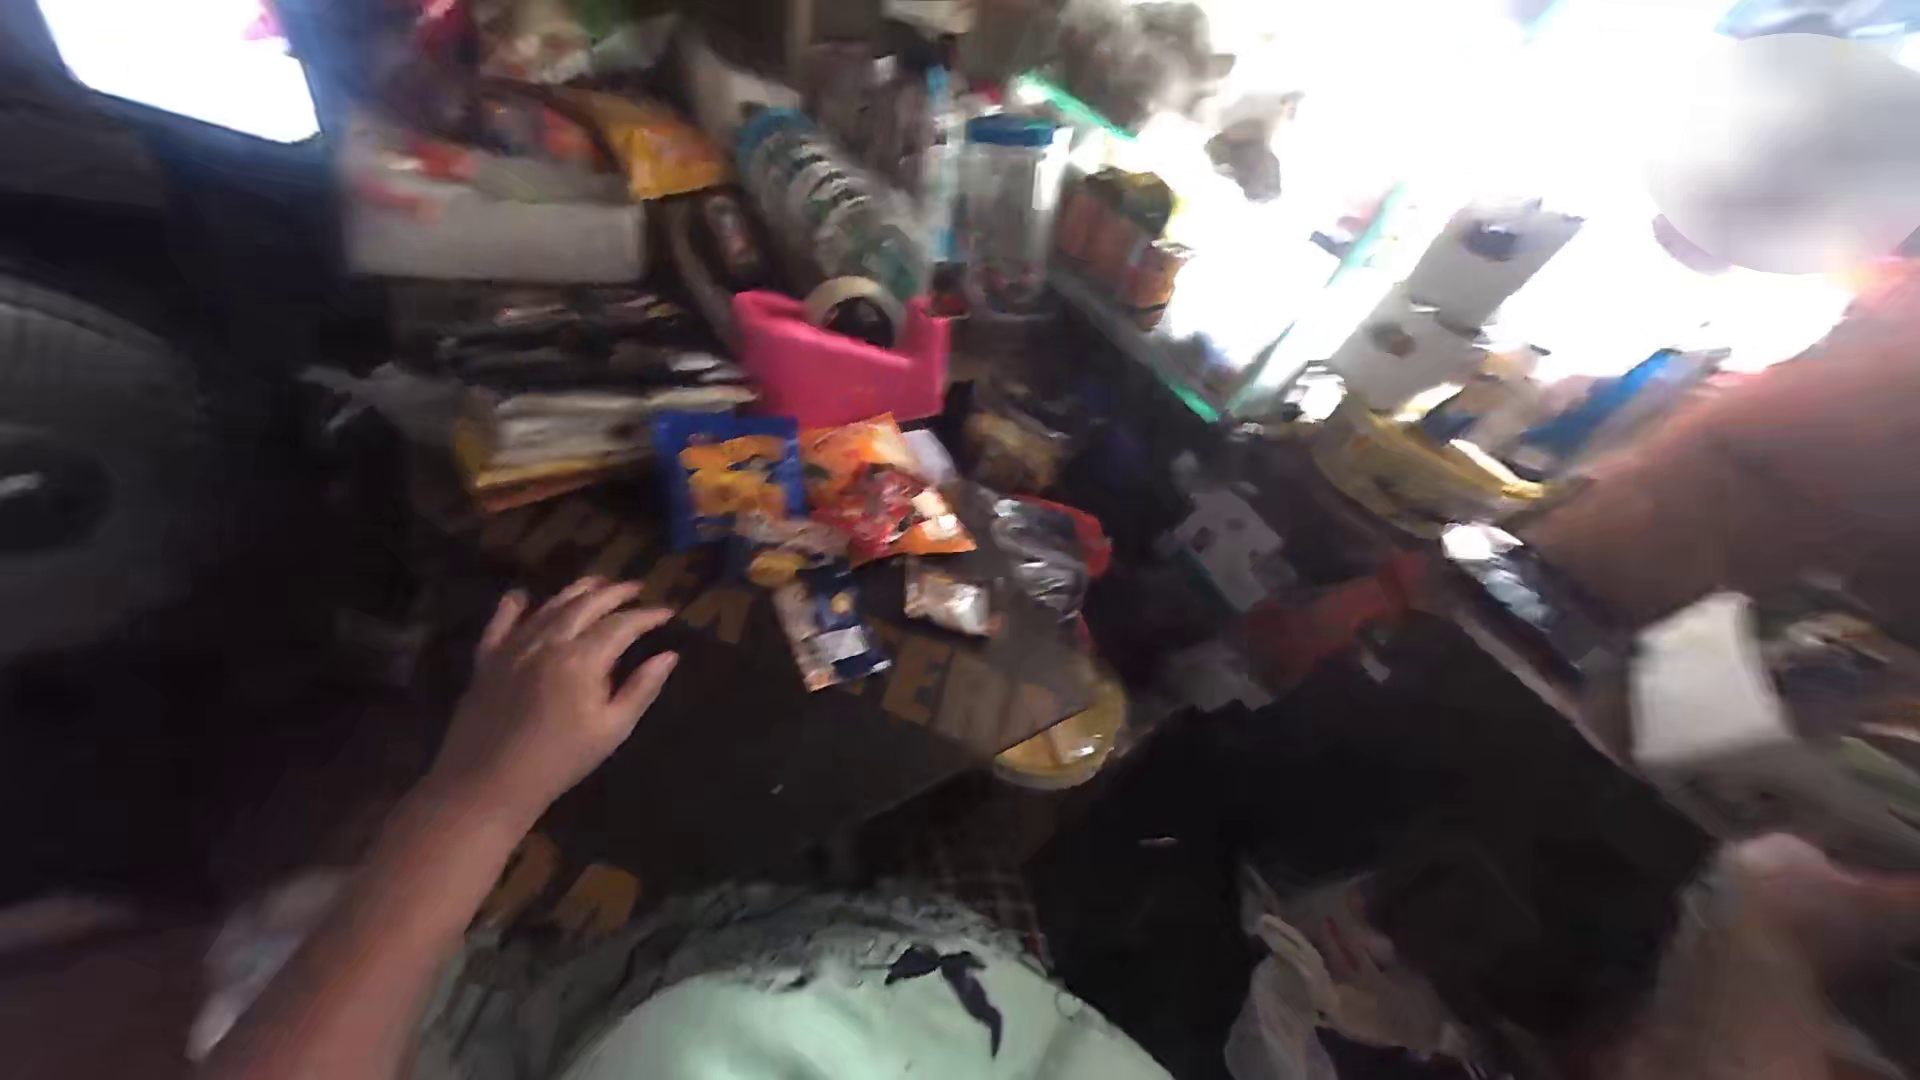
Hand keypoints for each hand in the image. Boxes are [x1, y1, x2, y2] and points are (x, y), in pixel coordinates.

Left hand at [426, 577, 678, 823]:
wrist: (485, 788)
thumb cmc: (560, 760)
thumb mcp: (613, 728)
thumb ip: (642, 688)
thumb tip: (669, 656)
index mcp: (582, 660)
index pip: (622, 625)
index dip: (648, 615)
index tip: (668, 612)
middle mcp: (547, 644)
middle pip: (586, 605)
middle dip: (615, 592)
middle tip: (636, 587)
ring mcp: (512, 650)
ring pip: (548, 607)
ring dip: (576, 590)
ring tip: (597, 582)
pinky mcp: (486, 663)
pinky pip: (498, 625)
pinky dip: (511, 607)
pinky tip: (521, 596)